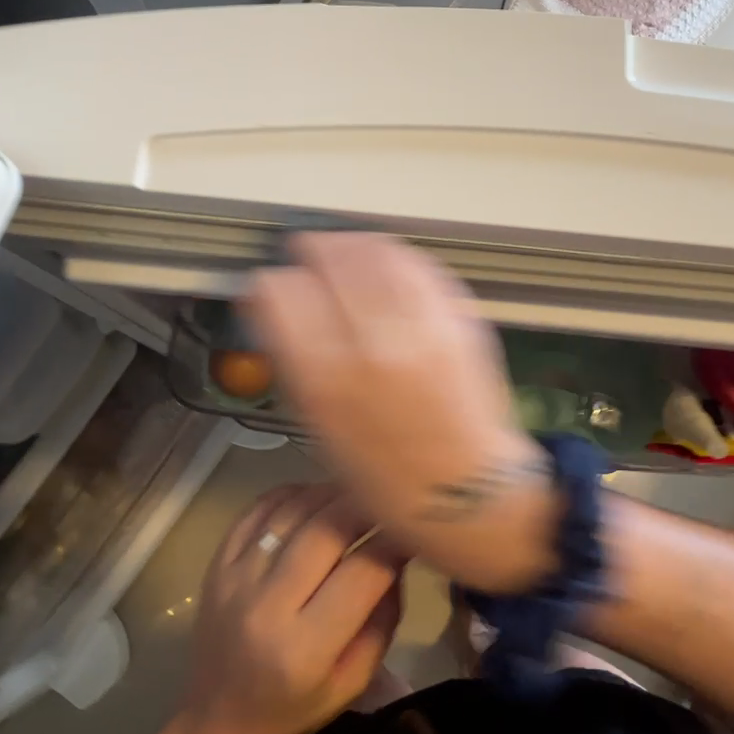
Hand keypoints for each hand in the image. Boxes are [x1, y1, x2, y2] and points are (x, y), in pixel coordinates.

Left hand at [154, 483, 404, 733]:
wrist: (217, 719)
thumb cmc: (293, 707)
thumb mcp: (353, 681)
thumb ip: (383, 618)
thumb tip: (399, 552)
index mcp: (304, 648)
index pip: (363, 573)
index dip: (395, 542)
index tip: (415, 527)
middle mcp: (266, 606)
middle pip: (326, 529)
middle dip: (366, 505)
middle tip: (389, 498)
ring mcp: (236, 578)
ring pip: (292, 510)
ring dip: (331, 493)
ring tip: (357, 492)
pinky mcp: (217, 562)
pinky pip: (259, 508)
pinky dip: (293, 493)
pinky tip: (316, 497)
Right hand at [246, 233, 559, 592]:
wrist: (465, 489)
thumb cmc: (385, 471)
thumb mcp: (316, 424)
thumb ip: (293, 360)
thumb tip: (272, 308)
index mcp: (323, 380)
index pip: (277, 292)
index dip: (268, 284)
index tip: (270, 287)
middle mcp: (368, 345)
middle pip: (326, 258)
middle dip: (310, 251)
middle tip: (306, 255)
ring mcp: (417, 328)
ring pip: (372, 250)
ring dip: (350, 245)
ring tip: (343, 252)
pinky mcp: (455, 319)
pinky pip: (416, 264)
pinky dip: (391, 254)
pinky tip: (382, 261)